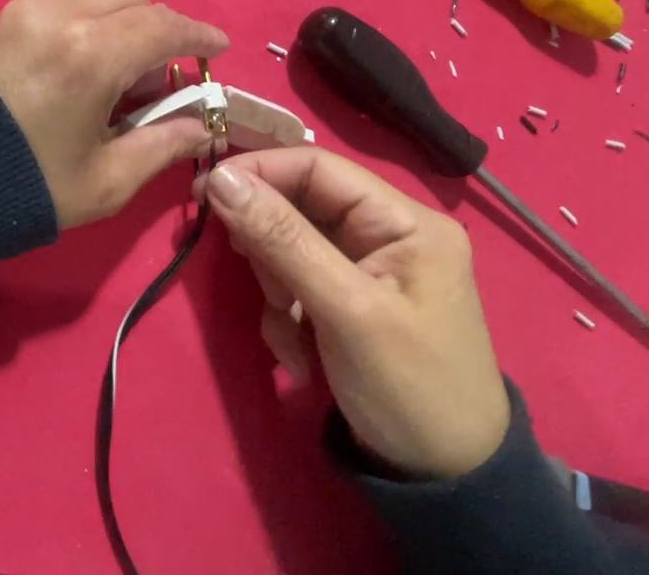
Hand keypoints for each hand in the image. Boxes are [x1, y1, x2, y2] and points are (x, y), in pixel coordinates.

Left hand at [0, 0, 228, 229]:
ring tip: (115, 81)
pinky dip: (86, 25)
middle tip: (158, 79)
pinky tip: (78, 72)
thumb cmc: (23, 187)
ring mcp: (24, 11)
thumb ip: (162, 145)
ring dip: (120, 25)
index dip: (198, 35)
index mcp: (93, 53)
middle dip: (158, 29)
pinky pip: (61, 6)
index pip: (165, 26)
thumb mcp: (104, 181)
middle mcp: (60, 15)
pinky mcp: (0, 18)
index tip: (218, 48)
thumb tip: (200, 126)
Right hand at [201, 149, 509, 479]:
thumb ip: (281, 238)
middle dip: (270, 250)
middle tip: (269, 290)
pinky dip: (284, 316)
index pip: (317, 166)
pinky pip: (292, 284)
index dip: (259, 171)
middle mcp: (386, 233)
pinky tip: (301, 356)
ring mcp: (365, 268)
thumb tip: (219, 177)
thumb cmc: (409, 387)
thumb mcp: (344, 310)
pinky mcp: (346, 301)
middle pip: (297, 207)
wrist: (444, 481)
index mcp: (404, 221)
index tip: (205, 191)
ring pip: (287, 248)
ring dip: (276, 291)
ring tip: (295, 334)